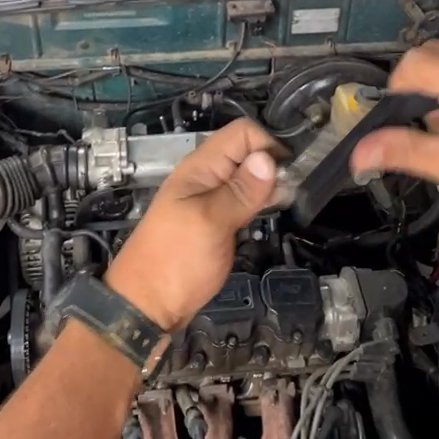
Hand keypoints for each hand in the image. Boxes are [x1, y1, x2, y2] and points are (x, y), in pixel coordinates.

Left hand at [104, 118, 280, 329]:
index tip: (288, 172)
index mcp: (201, 167)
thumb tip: (269, 157)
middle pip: (247, 151)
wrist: (147, 306)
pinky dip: (259, 200)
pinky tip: (272, 211)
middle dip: (272, 163)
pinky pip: (242, 198)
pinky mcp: (217, 220)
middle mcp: (207, 177)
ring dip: (267, 183)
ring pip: (247, 175)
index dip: (268, 145)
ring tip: (286, 200)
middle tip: (292, 190)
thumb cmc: (175, 261)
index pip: (242, 133)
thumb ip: (240, 191)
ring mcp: (211, 199)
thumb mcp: (210, 223)